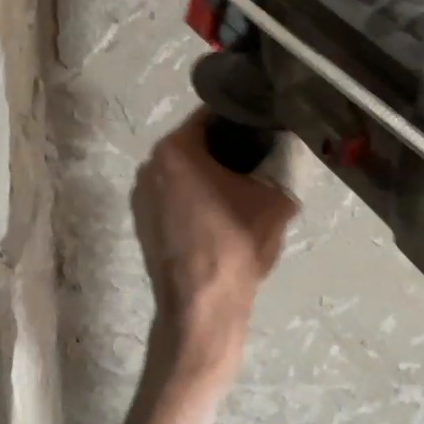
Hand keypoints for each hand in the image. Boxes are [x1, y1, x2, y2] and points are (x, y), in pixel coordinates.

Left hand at [130, 109, 298, 378]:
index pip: (211, 116)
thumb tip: (282, 163)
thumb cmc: (235, 244)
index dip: (239, 119)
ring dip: (205, 175)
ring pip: (180, 171)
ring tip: (237, 188)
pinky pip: (170, 196)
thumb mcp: (273, 201)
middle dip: (222, 149)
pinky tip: (216, 215)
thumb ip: (278, 171)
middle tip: (254, 157)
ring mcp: (141, 194)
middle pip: (193, 144)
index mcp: (176, 148)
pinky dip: (191, 198)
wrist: (202, 307)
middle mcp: (150, 163)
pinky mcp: (141, 222)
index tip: (260, 125)